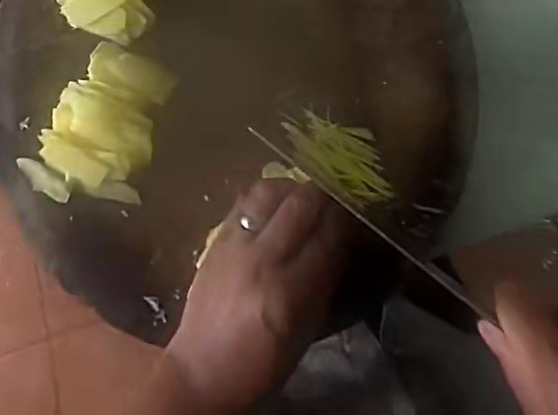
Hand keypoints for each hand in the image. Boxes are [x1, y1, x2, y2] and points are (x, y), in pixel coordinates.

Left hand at [159, 178, 351, 412]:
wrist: (200, 368)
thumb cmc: (259, 364)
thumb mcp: (302, 336)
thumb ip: (322, 289)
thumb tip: (342, 249)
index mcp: (287, 295)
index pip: (327, 242)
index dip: (346, 224)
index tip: (356, 218)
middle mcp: (262, 261)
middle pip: (301, 207)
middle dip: (324, 198)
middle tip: (335, 200)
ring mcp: (236, 244)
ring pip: (270, 192)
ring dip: (293, 188)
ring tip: (305, 194)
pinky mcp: (217, 237)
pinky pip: (245, 200)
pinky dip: (266, 193)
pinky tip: (277, 199)